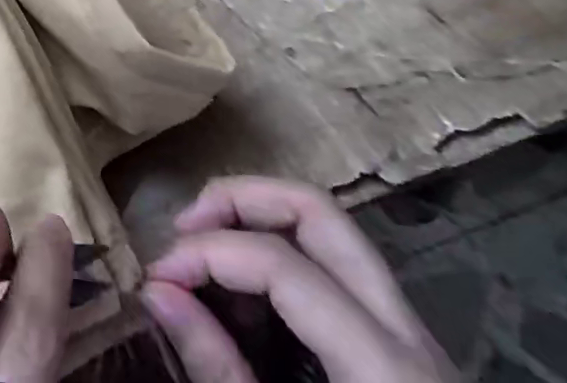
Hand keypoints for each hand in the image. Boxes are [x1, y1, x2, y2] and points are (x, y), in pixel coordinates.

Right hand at [142, 176, 457, 382]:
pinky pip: (332, 265)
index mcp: (388, 370)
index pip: (282, 264)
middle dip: (237, 200)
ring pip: (327, 228)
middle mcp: (409, 334)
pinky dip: (275, 252)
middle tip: (183, 228)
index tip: (156, 277)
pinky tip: (241, 295)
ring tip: (204, 254)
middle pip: (317, 211)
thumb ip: (217, 370)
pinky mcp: (398, 346)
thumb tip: (155, 290)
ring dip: (255, 219)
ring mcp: (411, 335)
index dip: (207, 254)